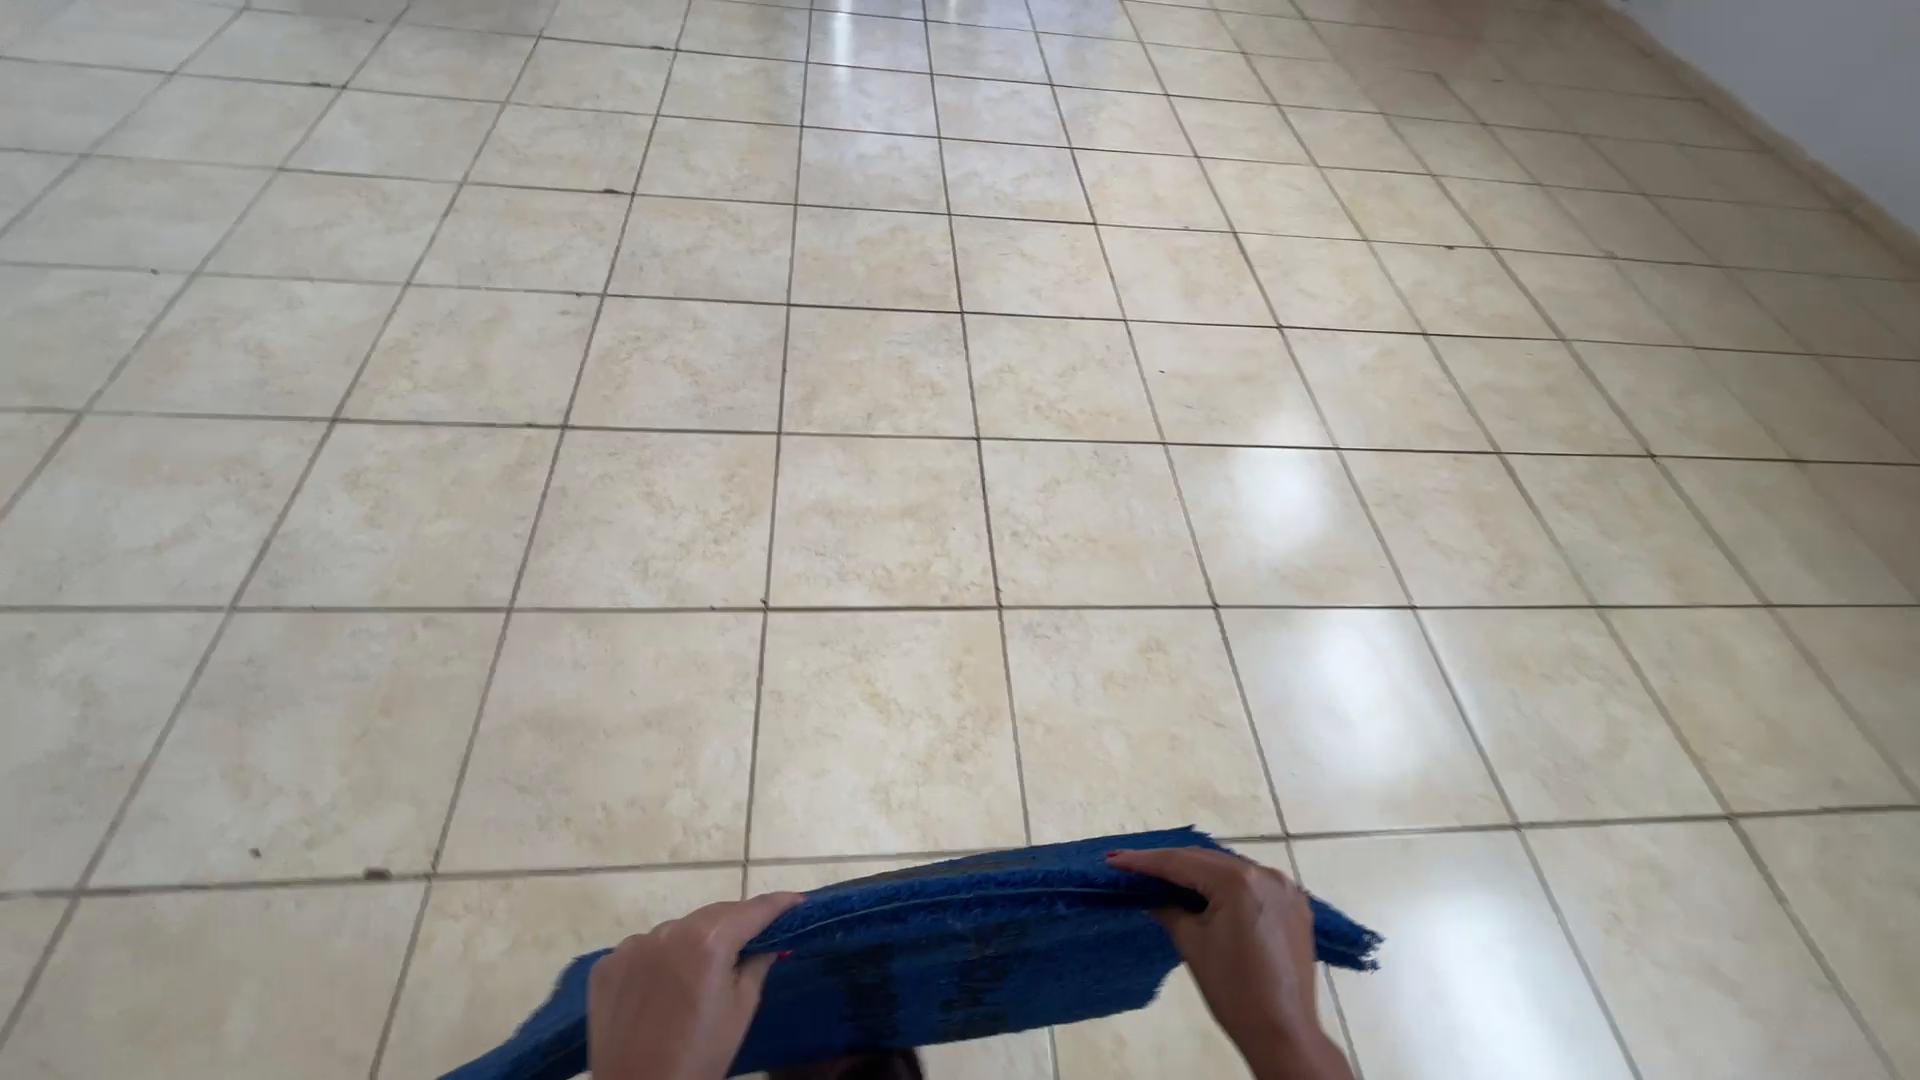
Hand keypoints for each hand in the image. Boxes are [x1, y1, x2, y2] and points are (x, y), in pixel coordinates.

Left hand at [588, 891, 805, 1079]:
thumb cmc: (700, 1056)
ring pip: (678, 930)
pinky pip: (644, 950)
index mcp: (710, 940)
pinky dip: (659, 959)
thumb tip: (767, 942)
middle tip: (752, 941)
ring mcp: (634, 946)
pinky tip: (662, 987)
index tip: (797, 901)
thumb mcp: (742, 1008)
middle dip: (736, 924)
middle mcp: (671, 930)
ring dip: (694, 941)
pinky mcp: (608, 964)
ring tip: (700, 973)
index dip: (780, 903)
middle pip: (714, 915)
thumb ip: (758, 963)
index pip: (754, 909)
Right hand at [1108, 848, 1352, 1079]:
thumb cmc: (1232, 991)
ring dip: (1199, 872)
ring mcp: (1285, 888)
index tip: (1114, 860)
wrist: (1284, 1035)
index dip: (1144, 862)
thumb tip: (1152, 895)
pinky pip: (1251, 884)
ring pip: (1229, 869)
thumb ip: (1168, 909)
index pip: (1182, 863)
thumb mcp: (1191, 943)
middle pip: (1206, 861)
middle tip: (1133, 866)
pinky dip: (1226, 885)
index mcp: (1239, 881)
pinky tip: (1206, 891)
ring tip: (1163, 876)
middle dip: (1170, 863)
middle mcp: (1266, 874)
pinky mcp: (1295, 905)